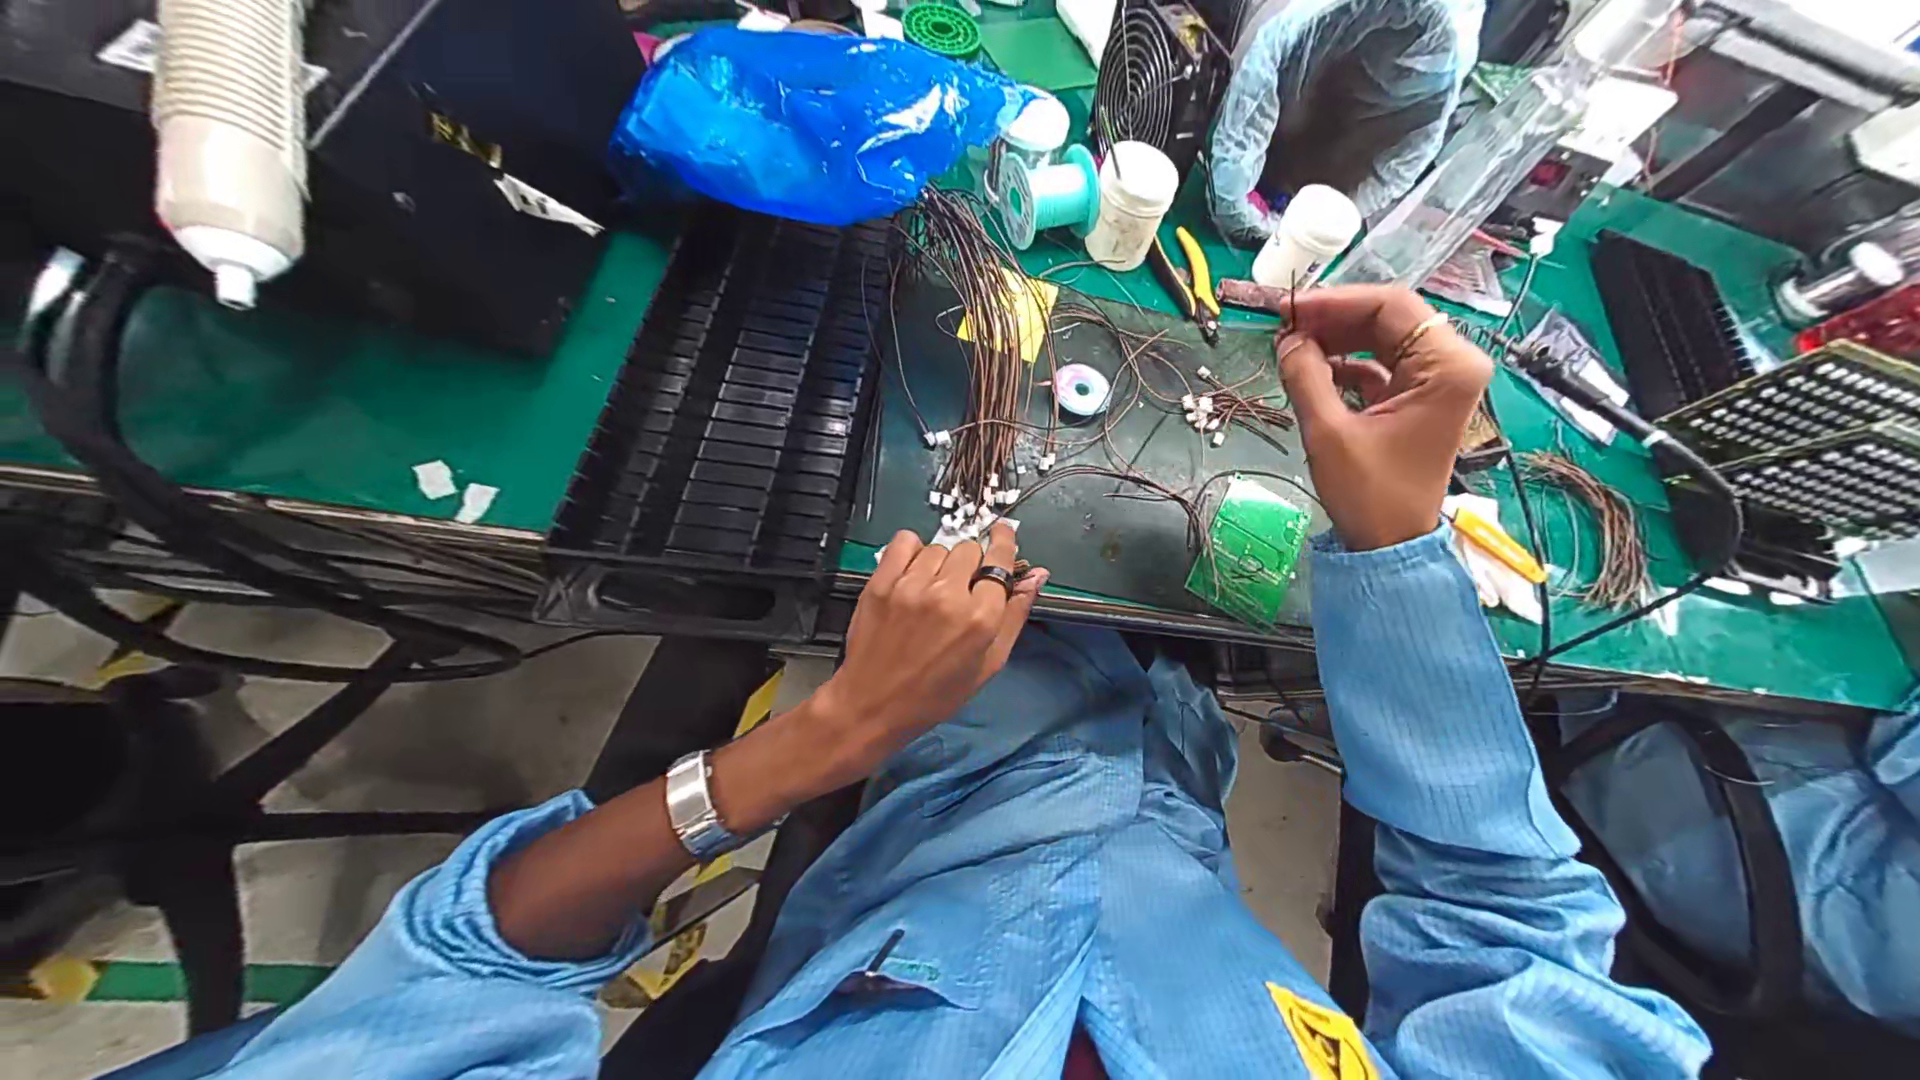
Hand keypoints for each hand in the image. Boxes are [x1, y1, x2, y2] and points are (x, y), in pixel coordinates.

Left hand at [808, 524, 1045, 787]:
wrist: (874, 703)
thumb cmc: (938, 693)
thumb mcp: (989, 663)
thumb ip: (1015, 614)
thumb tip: (1037, 574)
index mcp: (980, 618)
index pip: (1000, 560)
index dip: (1004, 544)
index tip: (1003, 534)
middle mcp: (947, 595)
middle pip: (970, 550)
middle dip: (972, 564)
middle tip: (962, 588)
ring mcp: (911, 586)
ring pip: (939, 547)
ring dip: (942, 562)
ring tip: (933, 589)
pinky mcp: (881, 582)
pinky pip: (904, 542)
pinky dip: (912, 550)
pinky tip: (913, 571)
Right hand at [1275, 286, 1491, 550]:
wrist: (1388, 543)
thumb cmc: (1368, 492)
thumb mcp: (1328, 432)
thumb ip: (1306, 377)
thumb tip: (1287, 339)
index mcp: (1447, 366)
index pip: (1391, 306)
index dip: (1335, 302)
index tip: (1288, 310)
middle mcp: (1450, 365)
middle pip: (1387, 319)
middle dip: (1332, 320)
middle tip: (1283, 328)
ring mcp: (1433, 383)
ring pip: (1378, 341)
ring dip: (1333, 341)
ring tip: (1290, 349)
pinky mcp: (1413, 400)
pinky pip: (1375, 366)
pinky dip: (1341, 365)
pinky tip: (1309, 371)